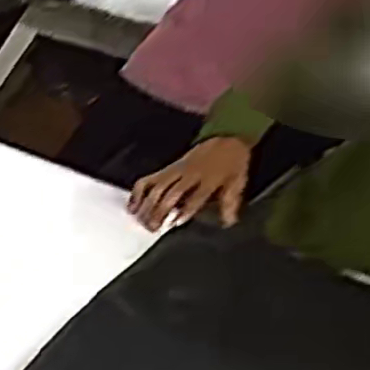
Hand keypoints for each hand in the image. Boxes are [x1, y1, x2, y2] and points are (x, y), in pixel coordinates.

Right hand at [128, 136, 251, 230]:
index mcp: (212, 177)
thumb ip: (230, 203)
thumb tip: (228, 222)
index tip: (176, 223)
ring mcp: (174, 171)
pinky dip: (135, 195)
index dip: (186, 210)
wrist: (225, 142)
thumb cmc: (231, 165)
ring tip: (142, 222)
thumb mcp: (237, 182)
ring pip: (155, 190)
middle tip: (153, 227)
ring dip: (146, 208)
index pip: (197, 196)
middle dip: (159, 212)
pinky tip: (132, 208)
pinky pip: (145, 182)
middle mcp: (190, 174)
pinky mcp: (164, 170)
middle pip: (171, 194)